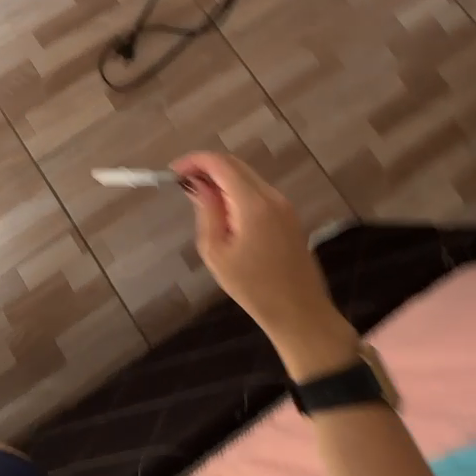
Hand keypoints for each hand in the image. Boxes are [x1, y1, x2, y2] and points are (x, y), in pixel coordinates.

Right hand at [172, 151, 356, 378]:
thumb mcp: (216, 252)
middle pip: (234, 164)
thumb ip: (206, 211)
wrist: (301, 315)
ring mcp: (284, 206)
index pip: (220, 164)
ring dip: (221, 177)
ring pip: (246, 175)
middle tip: (183, 182)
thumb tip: (197, 184)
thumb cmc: (253, 287)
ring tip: (199, 196)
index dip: (194, 161)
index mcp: (253, 204)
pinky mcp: (289, 216)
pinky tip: (223, 209)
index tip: (173, 173)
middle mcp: (272, 197)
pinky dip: (236, 189)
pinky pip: (257, 190)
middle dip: (206, 166)